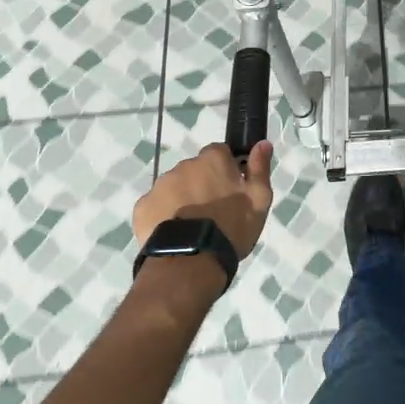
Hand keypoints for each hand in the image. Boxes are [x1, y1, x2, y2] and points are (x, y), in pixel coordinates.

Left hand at [134, 141, 274, 258]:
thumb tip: (262, 143)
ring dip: (182, 199)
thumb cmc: (231, 227)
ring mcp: (159, 185)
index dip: (225, 170)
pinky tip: (174, 234)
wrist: (192, 261)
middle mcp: (184, 165)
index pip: (219, 153)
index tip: (229, 190)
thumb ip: (260, 168)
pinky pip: (155, 206)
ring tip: (192, 227)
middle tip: (212, 212)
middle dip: (202, 185)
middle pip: (195, 170)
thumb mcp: (259, 200)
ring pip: (174, 188)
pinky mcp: (142, 207)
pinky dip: (163, 216)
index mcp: (212, 159)